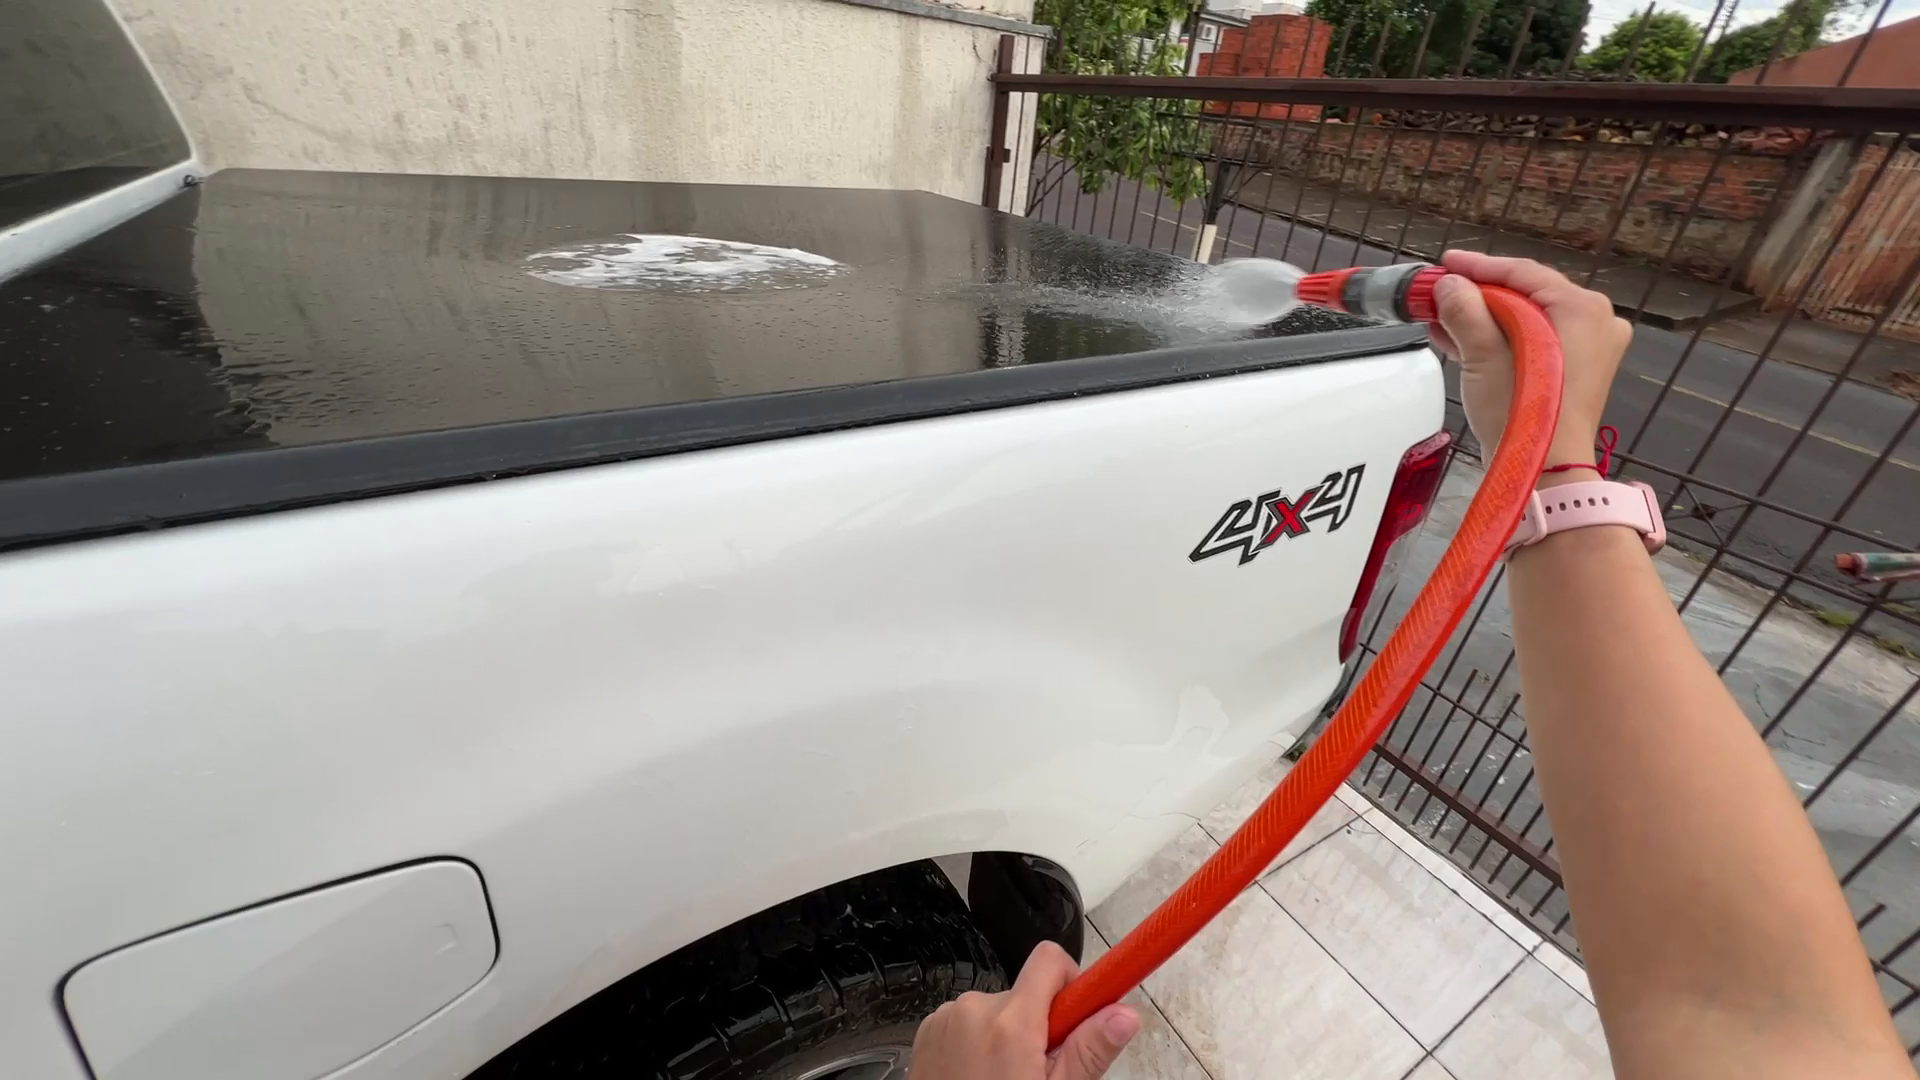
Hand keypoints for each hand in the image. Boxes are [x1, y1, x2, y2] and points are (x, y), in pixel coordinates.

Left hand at [909, 942, 1139, 1079]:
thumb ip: (1088, 1052)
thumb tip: (1125, 1014)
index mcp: (1011, 1022)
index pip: (1050, 959)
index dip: (1070, 981)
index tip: (1078, 1014)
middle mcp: (976, 1007)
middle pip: (1024, 993)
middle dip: (1038, 1025)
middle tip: (1040, 1072)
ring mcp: (947, 1016)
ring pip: (996, 1010)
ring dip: (1005, 1036)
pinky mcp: (929, 1028)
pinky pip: (966, 1020)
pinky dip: (976, 1042)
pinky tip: (977, 1078)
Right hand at [1427, 250, 1629, 469]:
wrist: (1543, 465)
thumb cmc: (1522, 411)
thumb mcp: (1483, 356)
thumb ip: (1466, 313)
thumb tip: (1450, 286)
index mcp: (1581, 309)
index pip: (1523, 273)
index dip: (1479, 266)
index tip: (1446, 263)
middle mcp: (1595, 322)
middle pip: (1527, 295)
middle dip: (1478, 294)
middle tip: (1439, 292)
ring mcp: (1588, 348)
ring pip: (1528, 319)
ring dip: (1483, 317)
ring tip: (1441, 318)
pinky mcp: (1575, 372)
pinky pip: (1533, 341)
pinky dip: (1499, 338)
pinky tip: (1462, 341)